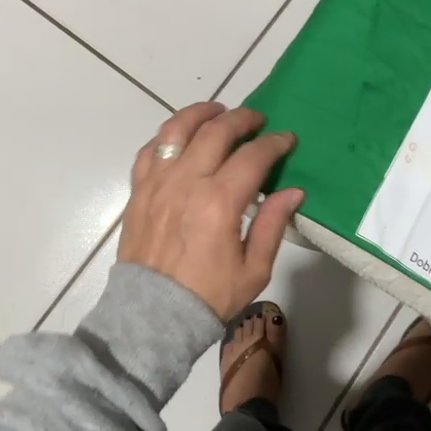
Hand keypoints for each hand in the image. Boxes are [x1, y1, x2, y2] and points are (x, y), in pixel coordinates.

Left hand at [118, 102, 304, 320]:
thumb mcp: (253, 270)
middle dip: (241, 119)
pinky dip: (167, 136)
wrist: (152, 318)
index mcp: (219, 203)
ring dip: (200, 113)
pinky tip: (181, 137)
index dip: (274, 143)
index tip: (286, 139)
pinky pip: (150, 150)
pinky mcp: (138, 191)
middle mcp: (186, 183)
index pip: (252, 157)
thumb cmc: (208, 297)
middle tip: (257, 121)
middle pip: (215, 131)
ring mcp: (157, 183)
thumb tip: (292, 192)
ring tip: (217, 112)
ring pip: (176, 129)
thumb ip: (272, 225)